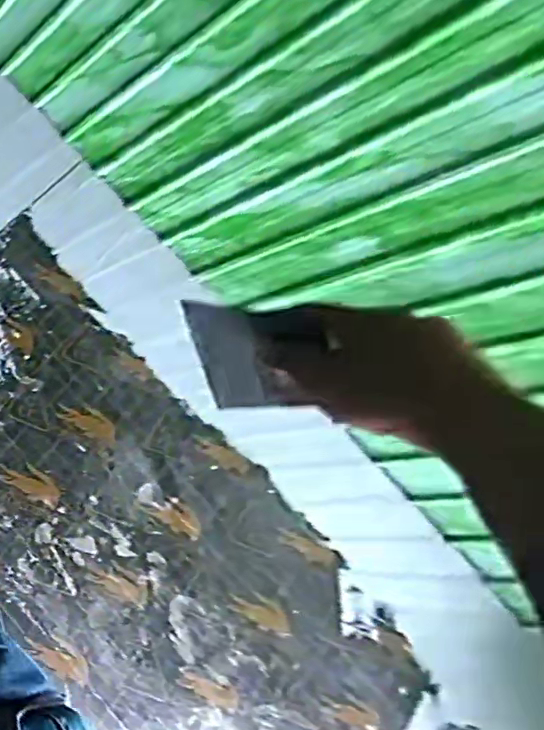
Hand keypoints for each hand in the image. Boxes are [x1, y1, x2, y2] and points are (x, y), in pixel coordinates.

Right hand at [259, 305, 518, 449]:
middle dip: (318, 345)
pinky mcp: (455, 354)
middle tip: (298, 366)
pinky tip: (372, 388)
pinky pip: (403, 355)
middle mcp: (397, 317)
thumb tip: (266, 347)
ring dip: (351, 358)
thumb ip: (289, 361)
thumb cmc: (380, 395)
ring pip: (376, 342)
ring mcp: (432, 334)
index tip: (263, 340)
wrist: (466, 416)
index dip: (281, 325)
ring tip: (335, 382)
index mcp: (360, 319)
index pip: (309, 313)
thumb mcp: (320, 381)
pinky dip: (380, 367)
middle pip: (345, 328)